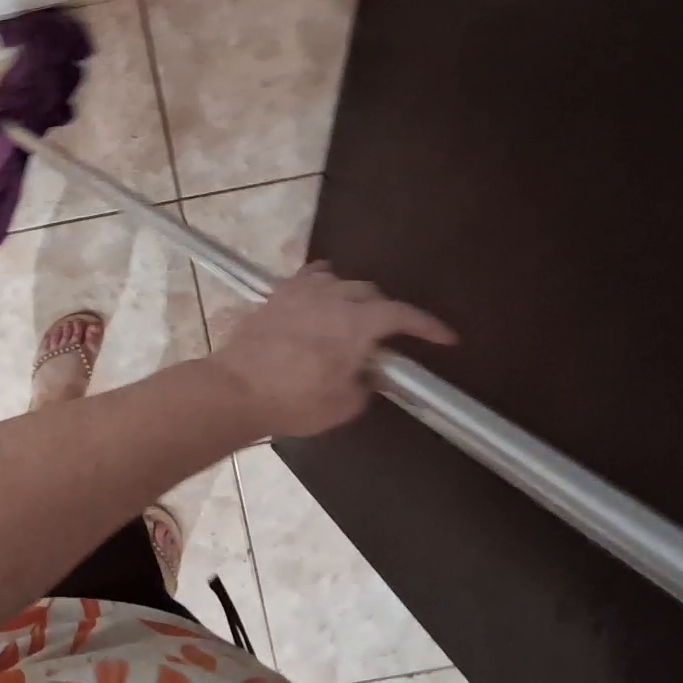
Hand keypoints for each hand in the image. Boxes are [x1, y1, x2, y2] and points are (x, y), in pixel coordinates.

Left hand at [210, 261, 457, 436]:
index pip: (401, 314)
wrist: (237, 387)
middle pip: (368, 292)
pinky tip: (320, 292)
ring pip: (336, 279)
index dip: (427, 325)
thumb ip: (364, 381)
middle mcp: (330, 298)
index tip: (446, 338)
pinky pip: (305, 279)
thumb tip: (366, 370)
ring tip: (356, 311)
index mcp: (355, 323)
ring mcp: (298, 293)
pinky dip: (320, 282)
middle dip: (387, 309)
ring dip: (352, 293)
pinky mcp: (274, 296)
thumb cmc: (295, 400)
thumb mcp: (345, 403)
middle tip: (393, 333)